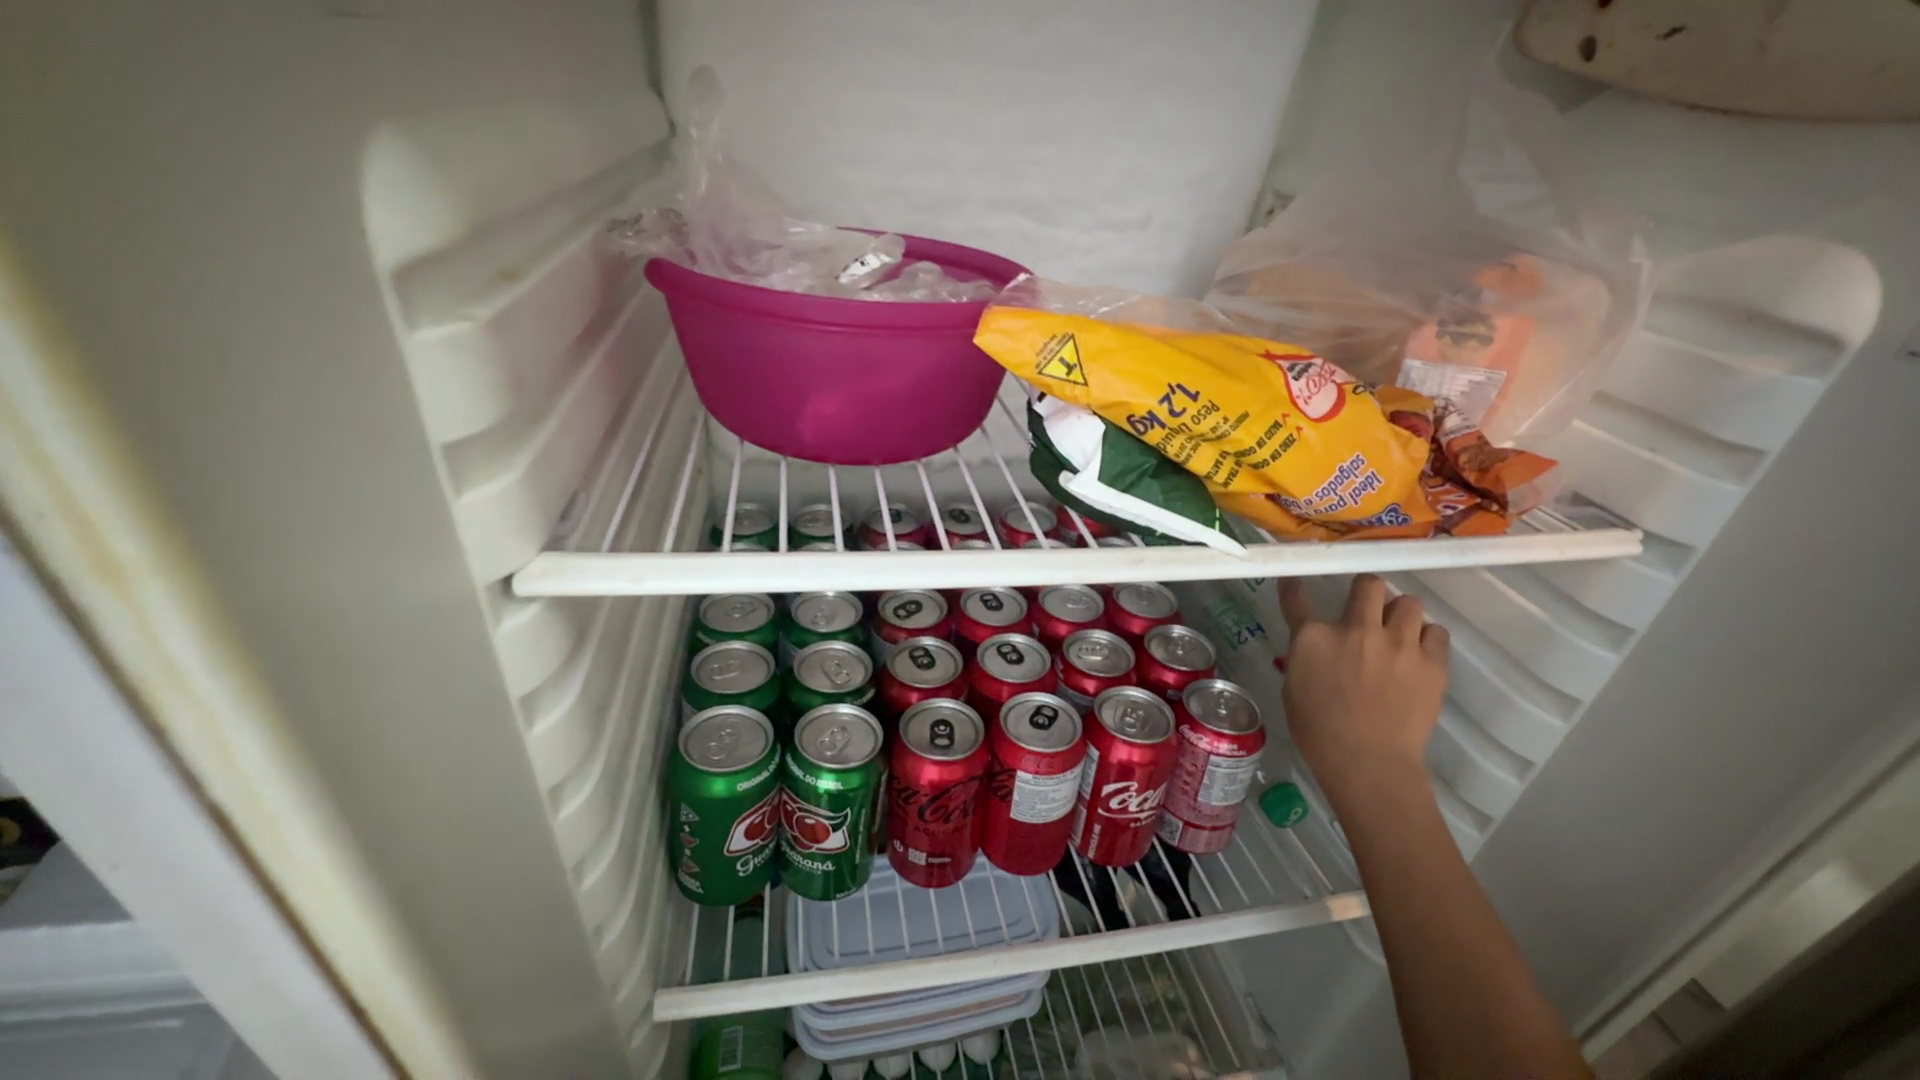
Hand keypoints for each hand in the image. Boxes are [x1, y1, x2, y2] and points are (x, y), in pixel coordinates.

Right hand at [1278, 575, 1448, 803]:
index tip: (1295, 582)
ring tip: (1397, 632)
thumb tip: (1317, 645)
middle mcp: (1356, 629)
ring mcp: (1398, 643)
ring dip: (1399, 614)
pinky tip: (1417, 654)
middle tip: (1366, 606)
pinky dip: (1426, 638)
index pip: (1297, 598)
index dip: (1294, 587)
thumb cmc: (1319, 733)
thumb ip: (1307, 656)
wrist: (1368, 763)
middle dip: (1366, 591)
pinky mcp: (1432, 662)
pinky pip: (1435, 632)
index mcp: (1313, 638)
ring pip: (1408, 602)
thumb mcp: (1295, 688)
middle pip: (1368, 584)